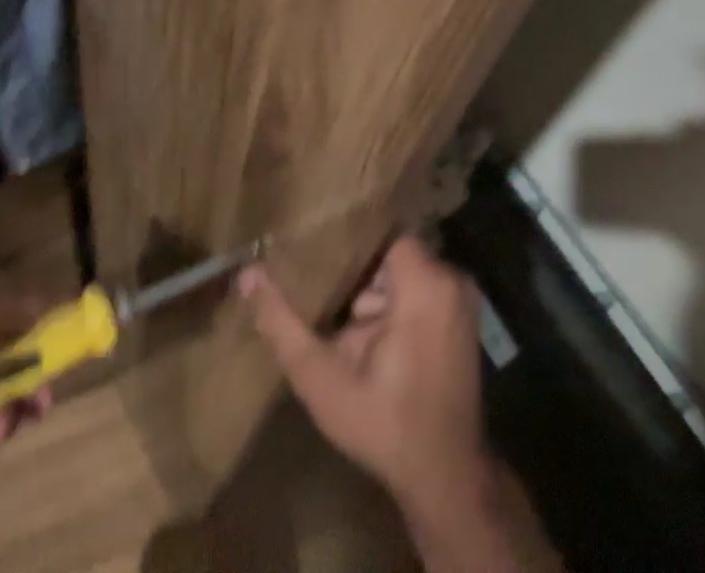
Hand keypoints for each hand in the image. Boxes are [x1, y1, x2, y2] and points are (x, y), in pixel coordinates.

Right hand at [238, 236, 492, 507]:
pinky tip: (348, 321)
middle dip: (345, 259)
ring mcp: (458, 304)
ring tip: (318, 290)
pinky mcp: (456, 323)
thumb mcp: (321, 375)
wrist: (445, 477)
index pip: (379, 226)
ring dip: (362, 285)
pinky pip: (414, 291)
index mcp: (425, 285)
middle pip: (386, 248)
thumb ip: (281, 321)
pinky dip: (383, 301)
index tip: (304, 226)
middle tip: (300, 261)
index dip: (341, 227)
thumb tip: (246, 273)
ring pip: (398, 271)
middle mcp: (450, 283)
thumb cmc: (384, 423)